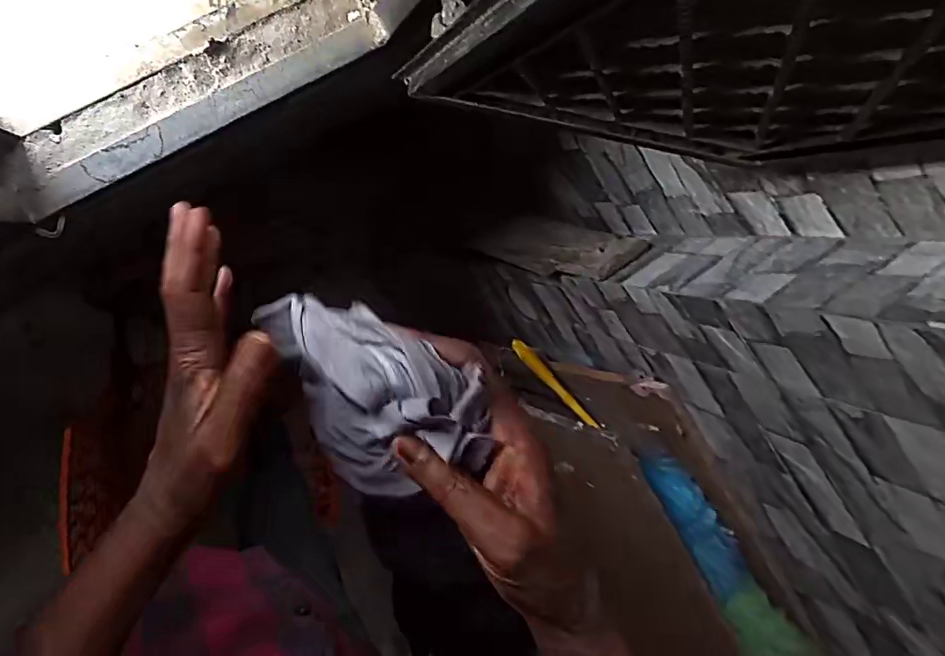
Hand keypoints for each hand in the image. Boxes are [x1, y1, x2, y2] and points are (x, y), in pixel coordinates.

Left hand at [130, 203, 280, 533]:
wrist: (172, 500)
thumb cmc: (198, 471)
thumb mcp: (225, 435)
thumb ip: (244, 385)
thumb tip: (262, 332)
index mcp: (193, 356)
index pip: (188, 294)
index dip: (191, 253)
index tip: (195, 215)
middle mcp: (190, 347)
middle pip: (185, 286)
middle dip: (187, 245)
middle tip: (190, 206)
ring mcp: (196, 356)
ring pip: (197, 297)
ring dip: (198, 260)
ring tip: (204, 228)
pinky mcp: (204, 368)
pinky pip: (210, 318)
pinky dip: (216, 291)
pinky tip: (223, 276)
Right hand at [394, 338, 620, 653]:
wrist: (561, 605)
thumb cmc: (541, 567)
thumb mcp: (496, 532)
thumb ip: (448, 486)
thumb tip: (398, 440)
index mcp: (518, 435)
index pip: (480, 373)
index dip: (445, 350)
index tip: (405, 340)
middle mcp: (503, 431)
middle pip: (463, 380)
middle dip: (425, 363)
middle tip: (383, 355)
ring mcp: (490, 447)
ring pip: (453, 403)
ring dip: (421, 388)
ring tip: (384, 376)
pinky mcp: (476, 465)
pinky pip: (447, 429)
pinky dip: (422, 418)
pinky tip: (397, 417)